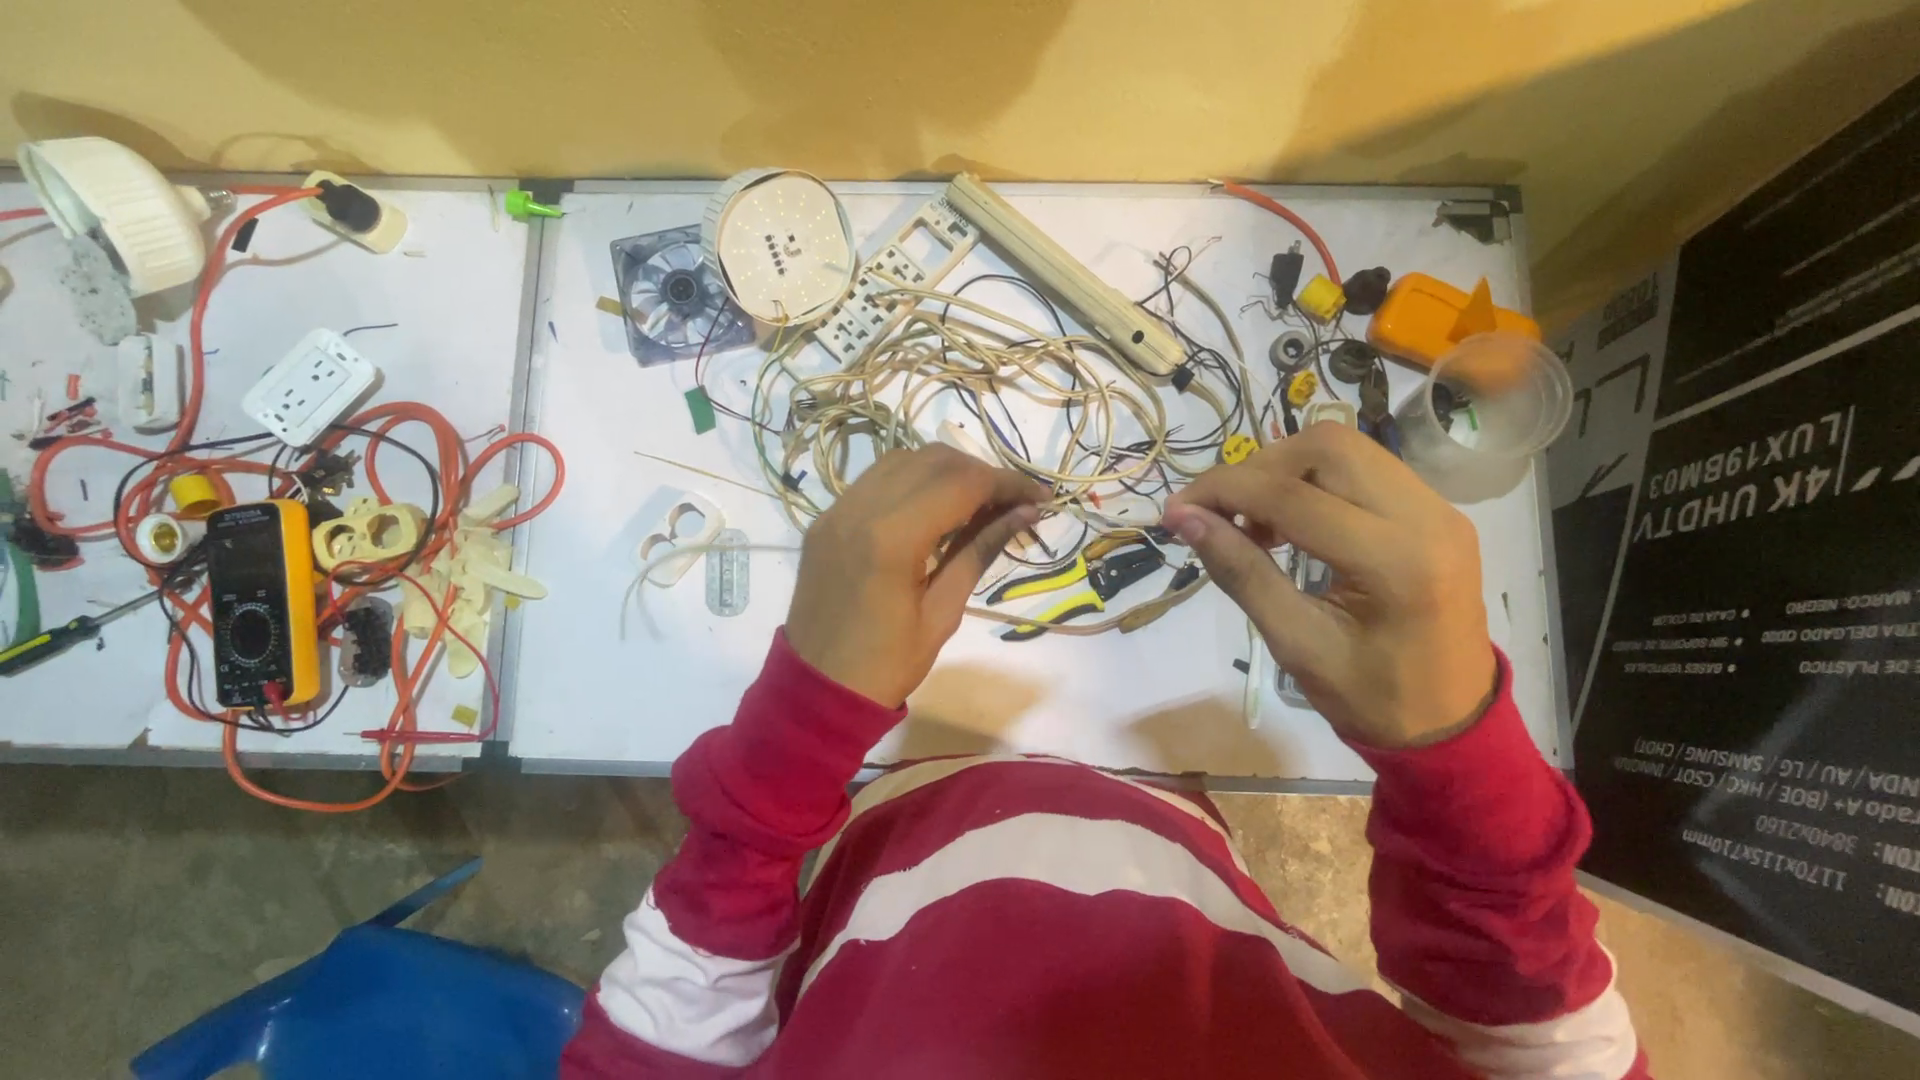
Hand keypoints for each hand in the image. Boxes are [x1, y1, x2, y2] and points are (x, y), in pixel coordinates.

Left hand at [787, 445, 1046, 706]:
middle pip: (934, 460)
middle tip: (1013, 503)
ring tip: (977, 504)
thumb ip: (980, 551)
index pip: (961, 483)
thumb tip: (1025, 514)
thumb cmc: (886, 664)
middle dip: (981, 473)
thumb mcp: (943, 613)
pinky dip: (912, 482)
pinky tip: (933, 510)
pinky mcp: (825, 519)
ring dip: (946, 471)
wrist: (816, 689)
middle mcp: (859, 508)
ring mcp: (836, 510)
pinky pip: (875, 480)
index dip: (1007, 483)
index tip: (1041, 497)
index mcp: (891, 538)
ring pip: (902, 460)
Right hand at [1161, 423, 1495, 747]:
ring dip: (1285, 470)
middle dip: (1258, 470)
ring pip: (1345, 448)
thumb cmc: (1370, 696)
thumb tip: (1184, 518)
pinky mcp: (1436, 510)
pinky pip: (1364, 468)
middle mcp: (1428, 517)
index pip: (1294, 497)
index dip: (1225, 492)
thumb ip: (1241, 573)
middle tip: (1221, 514)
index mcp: (1396, 562)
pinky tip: (1292, 522)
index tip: (1176, 509)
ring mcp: (1439, 508)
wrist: (1450, 721)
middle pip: (1327, 447)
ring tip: (1255, 521)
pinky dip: (1314, 480)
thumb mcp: (1296, 643)